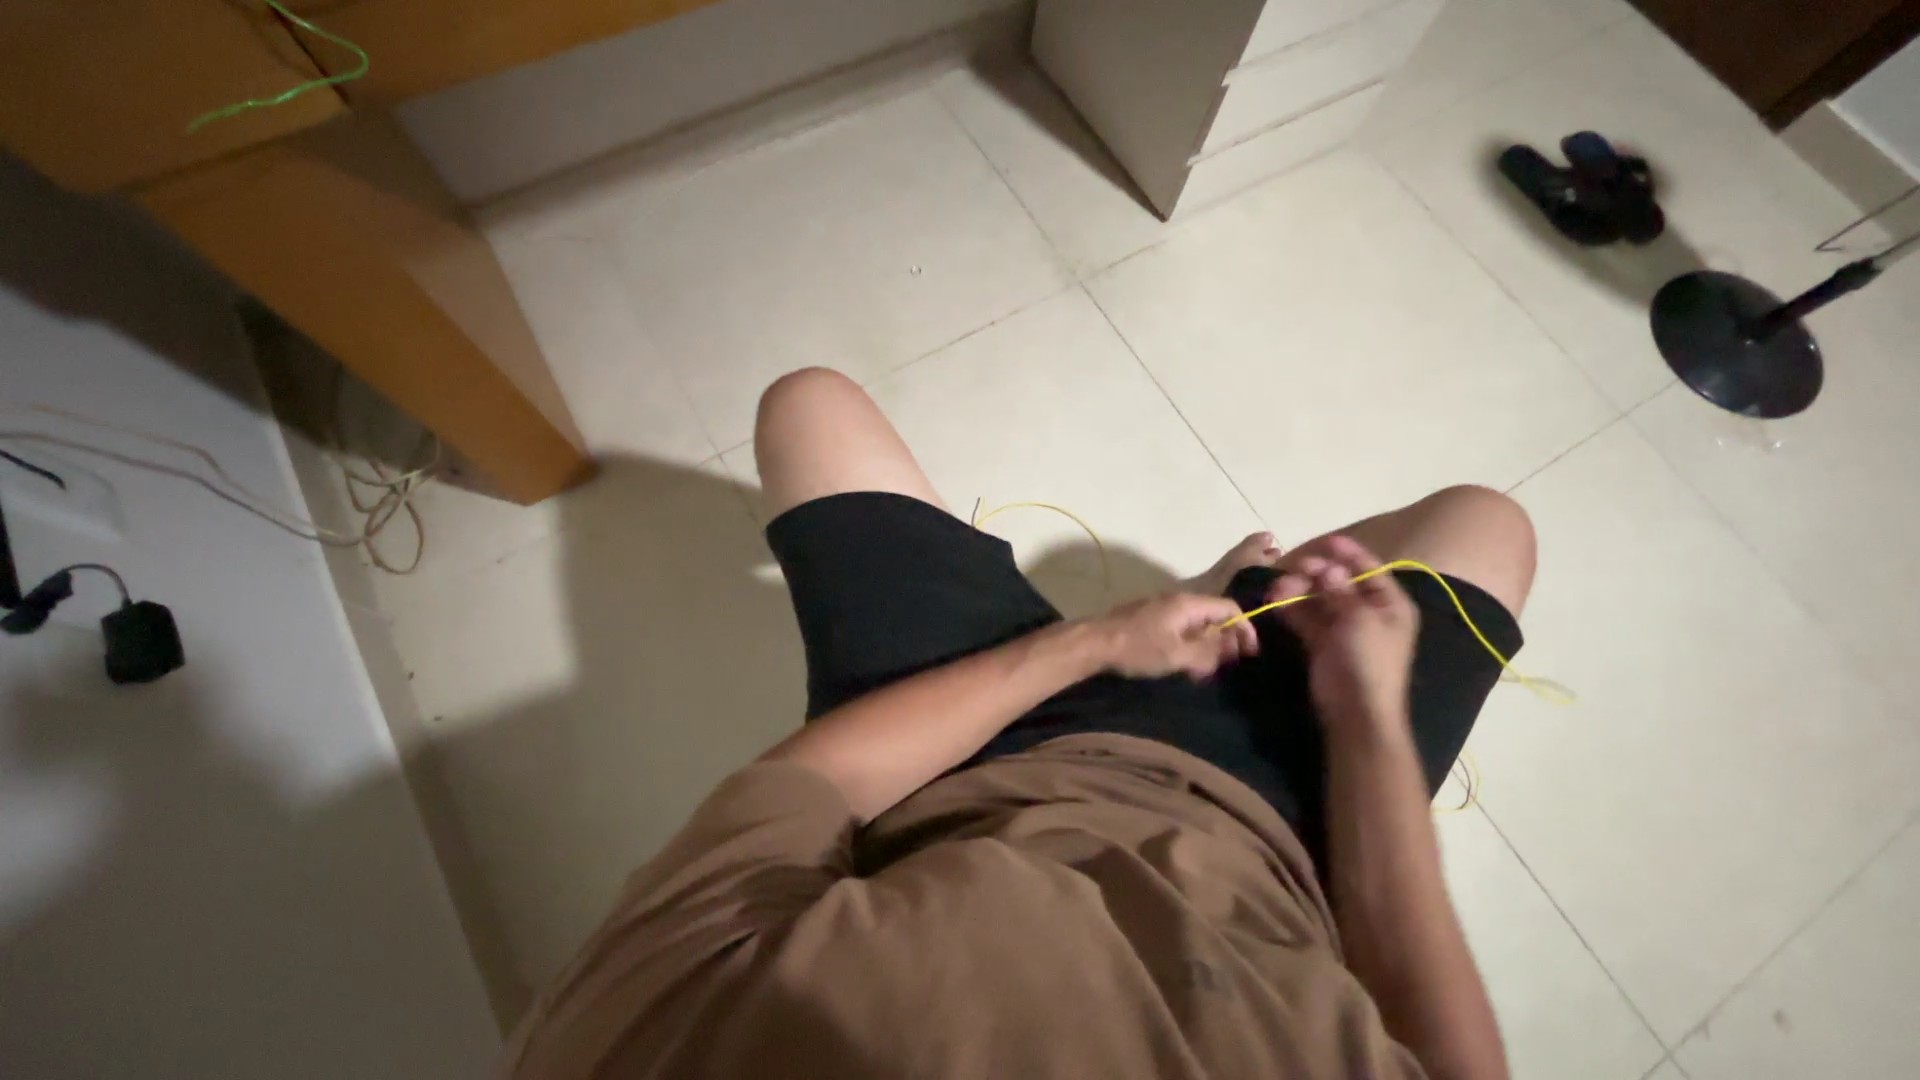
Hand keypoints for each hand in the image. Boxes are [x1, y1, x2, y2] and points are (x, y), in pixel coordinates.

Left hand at [1090, 593, 1257, 679]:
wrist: (1093, 642)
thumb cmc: (1137, 647)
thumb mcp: (1178, 655)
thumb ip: (1207, 651)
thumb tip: (1230, 648)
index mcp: (1188, 603)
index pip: (1229, 608)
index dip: (1244, 630)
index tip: (1250, 654)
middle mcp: (1176, 600)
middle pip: (1213, 616)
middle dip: (1224, 641)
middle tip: (1226, 666)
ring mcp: (1160, 608)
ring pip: (1195, 625)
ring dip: (1205, 646)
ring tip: (1204, 671)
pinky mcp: (1148, 619)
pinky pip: (1178, 629)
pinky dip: (1188, 645)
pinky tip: (1183, 666)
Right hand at [1271, 536, 1418, 733]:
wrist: (1356, 712)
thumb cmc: (1367, 662)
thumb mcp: (1358, 620)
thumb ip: (1340, 590)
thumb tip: (1327, 567)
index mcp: (1389, 605)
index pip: (1370, 570)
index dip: (1348, 554)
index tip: (1324, 541)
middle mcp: (1368, 612)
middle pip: (1339, 583)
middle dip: (1314, 573)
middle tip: (1292, 568)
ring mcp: (1344, 628)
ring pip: (1318, 599)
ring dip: (1297, 590)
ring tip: (1276, 588)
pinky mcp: (1322, 643)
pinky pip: (1305, 618)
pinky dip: (1291, 609)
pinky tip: (1274, 602)